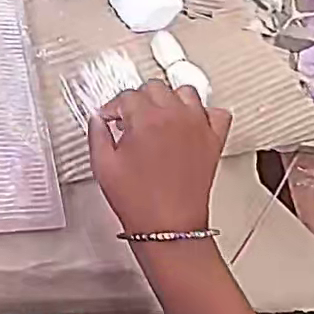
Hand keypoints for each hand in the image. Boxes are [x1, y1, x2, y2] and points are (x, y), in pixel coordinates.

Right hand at [88, 81, 232, 234]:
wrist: (167, 225)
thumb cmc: (139, 200)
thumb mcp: (103, 164)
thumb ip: (97, 134)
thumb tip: (98, 121)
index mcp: (146, 120)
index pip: (126, 96)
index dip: (113, 108)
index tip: (109, 118)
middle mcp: (175, 117)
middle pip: (155, 88)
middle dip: (137, 100)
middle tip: (128, 118)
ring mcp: (197, 127)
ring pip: (184, 92)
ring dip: (168, 100)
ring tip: (156, 116)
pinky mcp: (214, 140)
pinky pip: (216, 113)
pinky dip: (203, 113)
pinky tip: (188, 122)